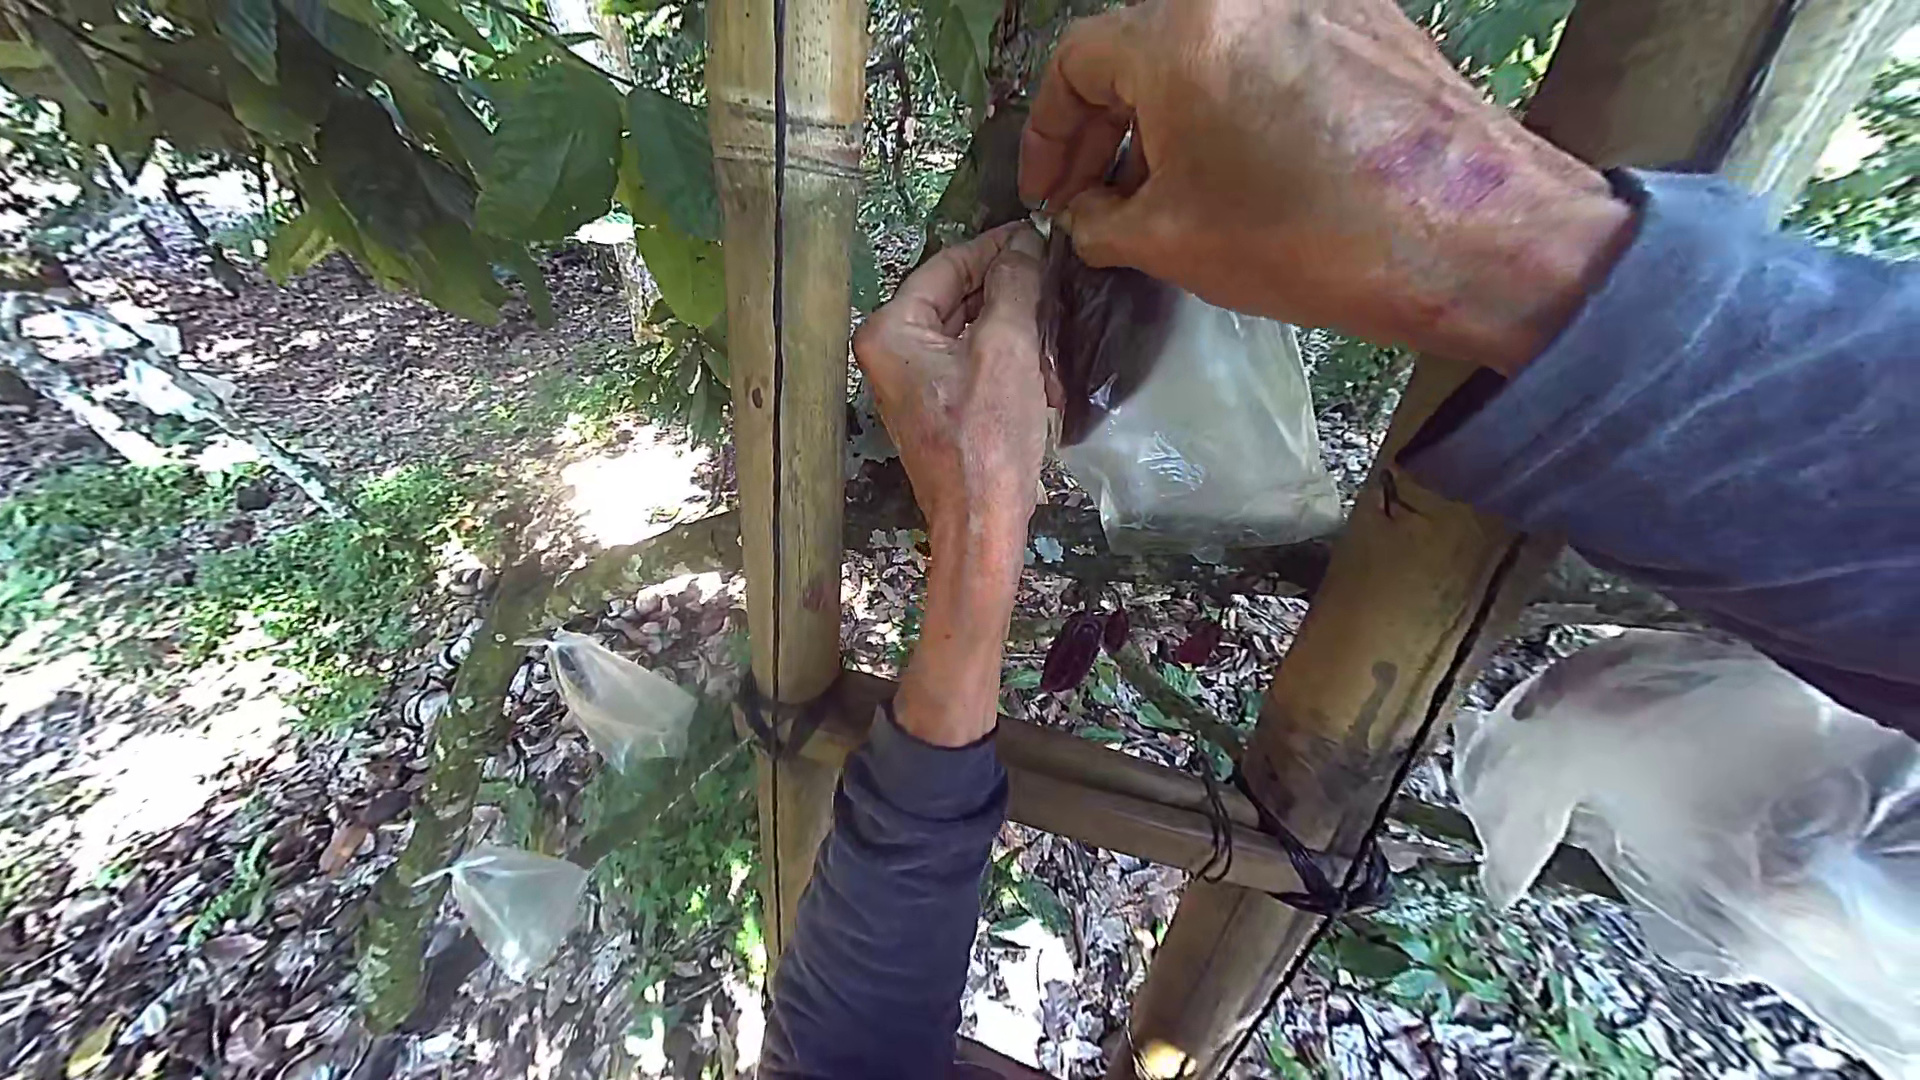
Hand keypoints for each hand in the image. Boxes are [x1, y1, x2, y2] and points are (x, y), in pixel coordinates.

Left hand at [852, 223, 1048, 745]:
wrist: (981, 521)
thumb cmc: (989, 436)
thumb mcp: (1007, 348)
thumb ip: (1013, 285)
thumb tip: (1024, 243)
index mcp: (892, 332)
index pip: (946, 267)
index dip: (994, 247)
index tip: (1036, 233)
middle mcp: (891, 355)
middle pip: (955, 300)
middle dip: (1006, 294)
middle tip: (1052, 280)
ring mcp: (911, 384)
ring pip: (967, 334)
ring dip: (1011, 330)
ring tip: (1050, 329)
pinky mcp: (934, 409)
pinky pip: (969, 366)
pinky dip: (1004, 361)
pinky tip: (1037, 367)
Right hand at [1019, 0, 1632, 375]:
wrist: (1451, 235)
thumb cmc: (1287, 240)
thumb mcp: (1163, 242)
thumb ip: (1095, 222)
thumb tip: (1078, 212)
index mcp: (1179, 33)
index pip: (1075, 61)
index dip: (1046, 131)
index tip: (1045, 191)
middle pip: (1132, 51)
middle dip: (1095, 131)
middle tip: (1086, 199)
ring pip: (1192, 53)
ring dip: (1151, 124)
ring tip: (1149, 194)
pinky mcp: (1356, 16)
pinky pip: (1251, 54)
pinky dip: (1210, 108)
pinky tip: (1217, 168)